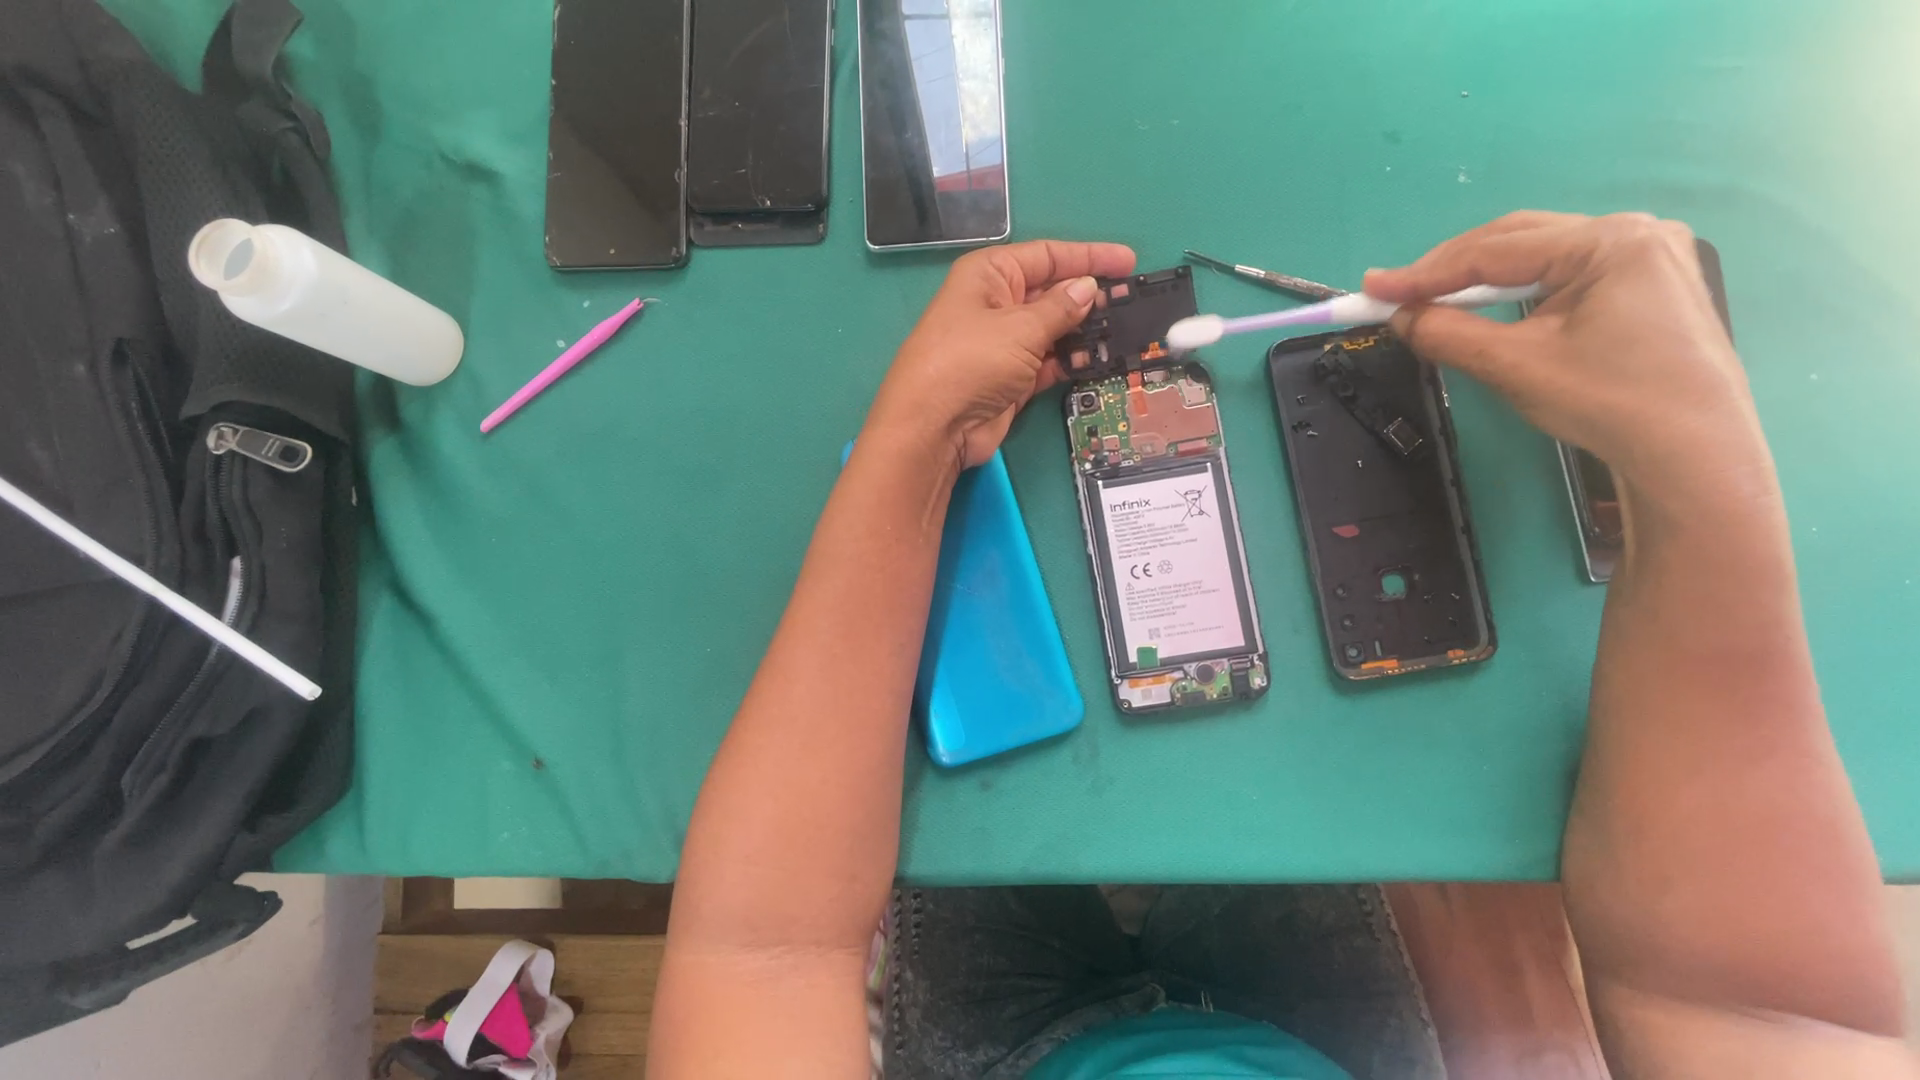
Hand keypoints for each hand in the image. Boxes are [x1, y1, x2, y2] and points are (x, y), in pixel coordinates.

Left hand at [864, 239, 1136, 470]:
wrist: (934, 427)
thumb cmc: (970, 362)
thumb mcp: (1020, 328)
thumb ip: (1060, 308)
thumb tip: (1088, 288)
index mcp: (990, 275)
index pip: (1047, 256)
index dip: (1088, 257)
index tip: (1127, 261)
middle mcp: (997, 303)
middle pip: (1052, 292)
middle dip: (1090, 296)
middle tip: (1133, 300)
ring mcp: (1005, 344)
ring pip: (1054, 329)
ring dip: (1086, 331)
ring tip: (1127, 330)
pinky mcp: (1012, 379)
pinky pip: (1050, 361)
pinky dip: (1073, 360)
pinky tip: (1103, 358)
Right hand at [1364, 212, 1771, 504]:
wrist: (1691, 454)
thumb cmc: (1607, 401)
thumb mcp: (1513, 366)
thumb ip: (1448, 333)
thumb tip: (1399, 316)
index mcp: (1610, 241)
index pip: (1495, 249)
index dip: (1425, 271)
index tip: (1372, 287)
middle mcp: (1634, 233)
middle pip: (1519, 240)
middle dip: (1452, 268)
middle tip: (1396, 293)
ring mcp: (1647, 257)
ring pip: (1539, 256)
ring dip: (1482, 279)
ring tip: (1432, 299)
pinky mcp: (1647, 286)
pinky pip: (1564, 275)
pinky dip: (1517, 291)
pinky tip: (1489, 307)